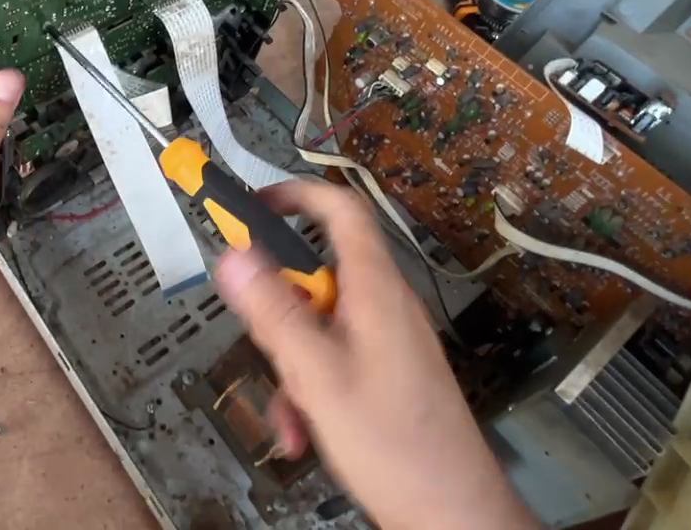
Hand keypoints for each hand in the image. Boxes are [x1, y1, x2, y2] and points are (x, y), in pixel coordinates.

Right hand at [214, 181, 537, 529]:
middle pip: (316, 273)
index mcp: (374, 288)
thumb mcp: (316, 374)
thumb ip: (272, 310)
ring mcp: (388, 339)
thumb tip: (232, 254)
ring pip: (318, 322)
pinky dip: (310, 385)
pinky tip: (304, 431)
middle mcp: (384, 304)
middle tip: (262, 339)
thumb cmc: (393, 446)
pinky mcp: (388, 372)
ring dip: (290, 360)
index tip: (250, 207)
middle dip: (278, 307)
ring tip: (289, 409)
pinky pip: (334, 356)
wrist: (458, 524)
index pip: (338, 207)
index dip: (294, 194)